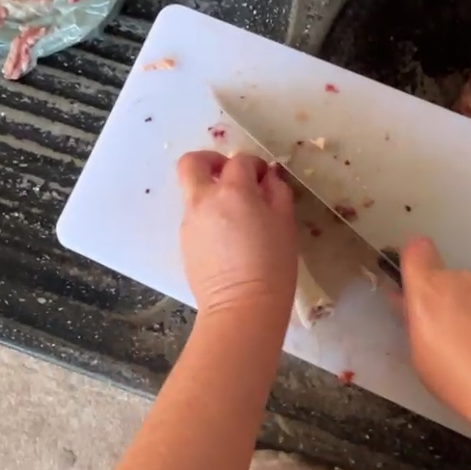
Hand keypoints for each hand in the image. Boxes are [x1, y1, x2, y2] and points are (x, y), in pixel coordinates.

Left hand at [176, 151, 297, 323]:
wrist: (242, 308)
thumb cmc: (273, 266)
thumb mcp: (285, 224)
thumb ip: (277, 192)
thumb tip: (269, 178)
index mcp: (233, 191)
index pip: (239, 161)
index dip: (255, 165)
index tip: (265, 178)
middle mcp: (204, 200)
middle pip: (193, 163)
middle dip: (211, 161)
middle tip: (230, 175)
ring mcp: (190, 221)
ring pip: (193, 191)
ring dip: (211, 192)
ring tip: (235, 216)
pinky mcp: (185, 241)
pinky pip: (194, 216)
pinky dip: (208, 216)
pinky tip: (228, 239)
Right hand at [398, 238, 470, 441]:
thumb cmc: (462, 379)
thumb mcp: (421, 358)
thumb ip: (414, 322)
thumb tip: (409, 304)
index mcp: (430, 289)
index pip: (416, 249)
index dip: (415, 263)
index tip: (415, 288)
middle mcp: (463, 280)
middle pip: (448, 279)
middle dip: (447, 301)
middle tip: (450, 337)